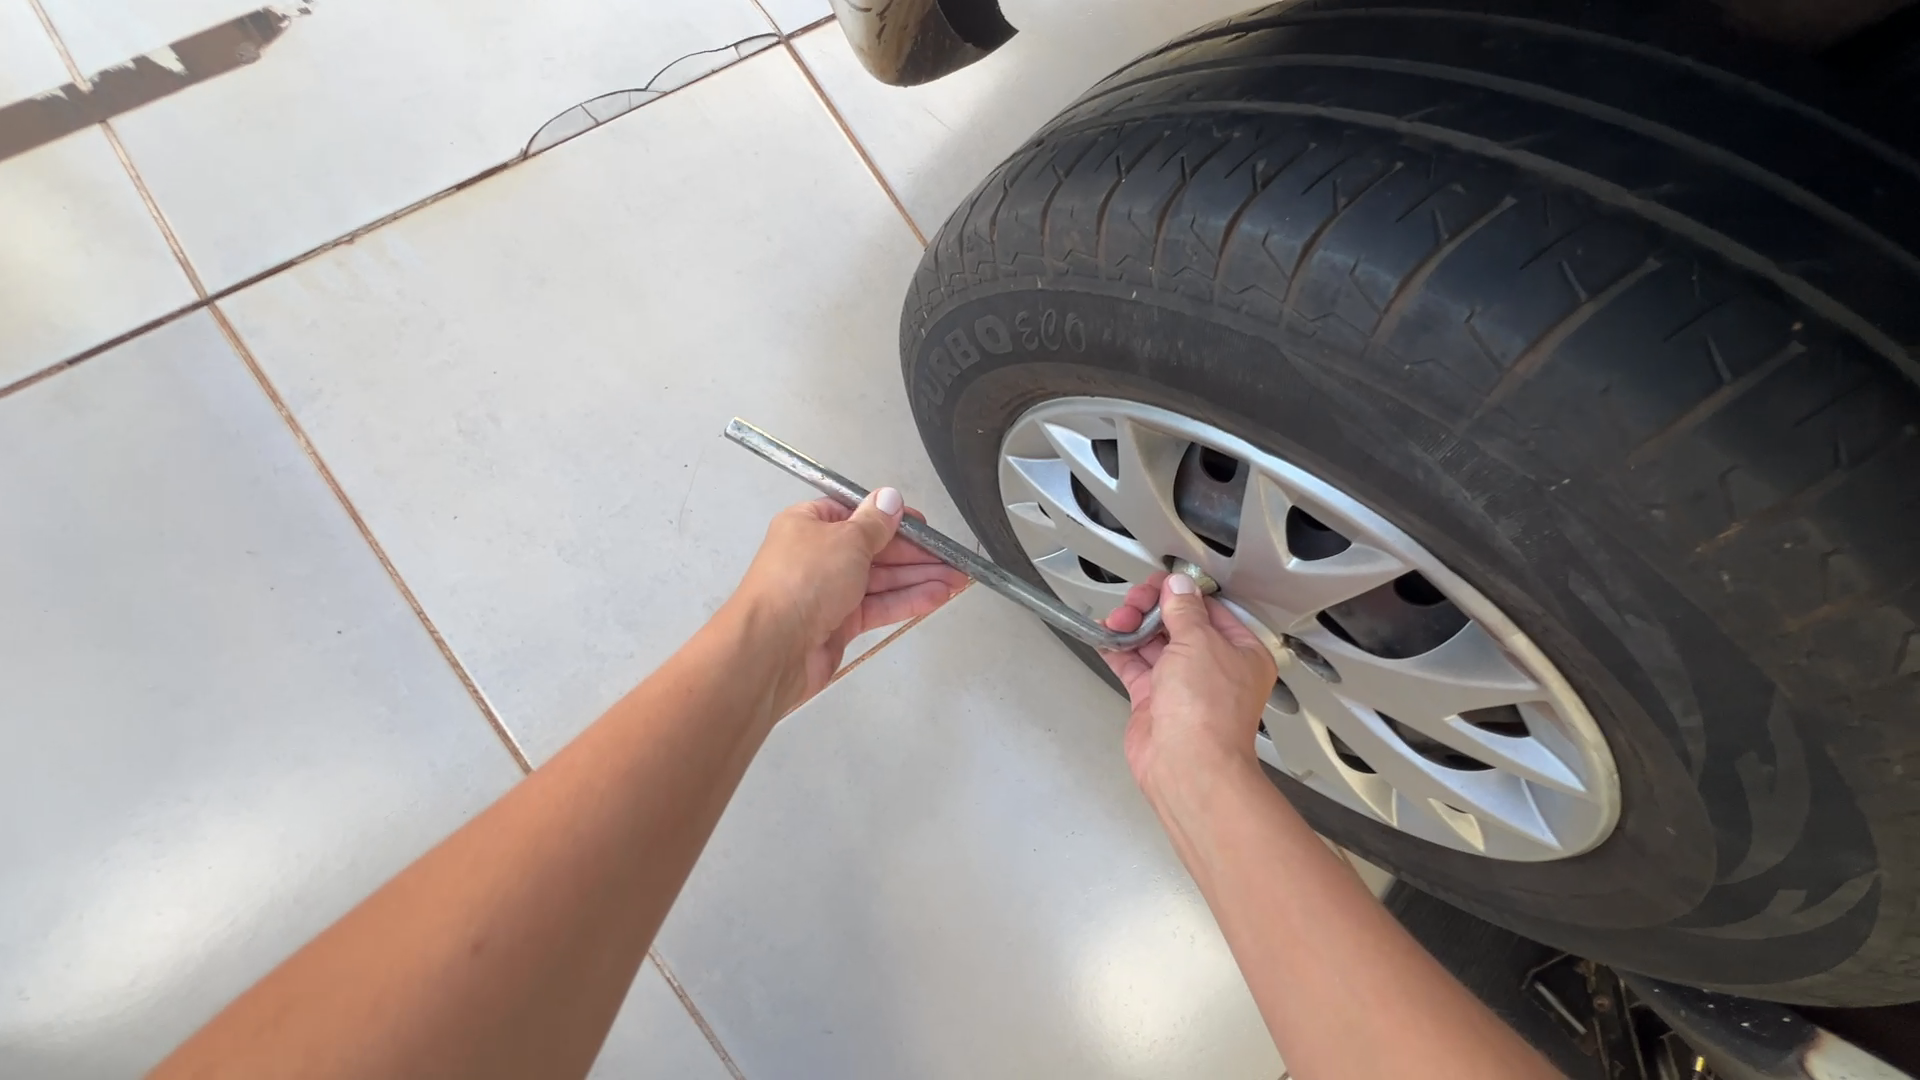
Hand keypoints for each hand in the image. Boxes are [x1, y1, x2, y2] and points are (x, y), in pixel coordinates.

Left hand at [729, 488, 967, 711]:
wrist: (771, 649)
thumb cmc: (803, 581)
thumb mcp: (846, 539)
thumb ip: (875, 522)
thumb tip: (890, 498)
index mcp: (810, 524)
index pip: (858, 514)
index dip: (894, 519)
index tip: (926, 526)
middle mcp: (819, 555)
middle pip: (876, 549)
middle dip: (916, 553)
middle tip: (953, 557)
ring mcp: (829, 591)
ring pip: (882, 580)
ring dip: (920, 577)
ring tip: (958, 579)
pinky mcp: (839, 624)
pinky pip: (879, 606)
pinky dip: (908, 600)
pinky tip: (938, 596)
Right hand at [1101, 573, 1277, 791]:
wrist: (1187, 765)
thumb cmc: (1208, 713)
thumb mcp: (1198, 642)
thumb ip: (1183, 609)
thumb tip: (1178, 587)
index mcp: (1241, 652)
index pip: (1210, 609)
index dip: (1182, 593)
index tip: (1159, 585)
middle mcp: (1214, 668)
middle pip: (1178, 624)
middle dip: (1152, 609)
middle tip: (1134, 603)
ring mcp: (1183, 685)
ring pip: (1153, 643)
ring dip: (1133, 627)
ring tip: (1117, 620)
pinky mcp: (1155, 701)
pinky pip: (1134, 666)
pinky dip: (1118, 649)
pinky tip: (1106, 636)